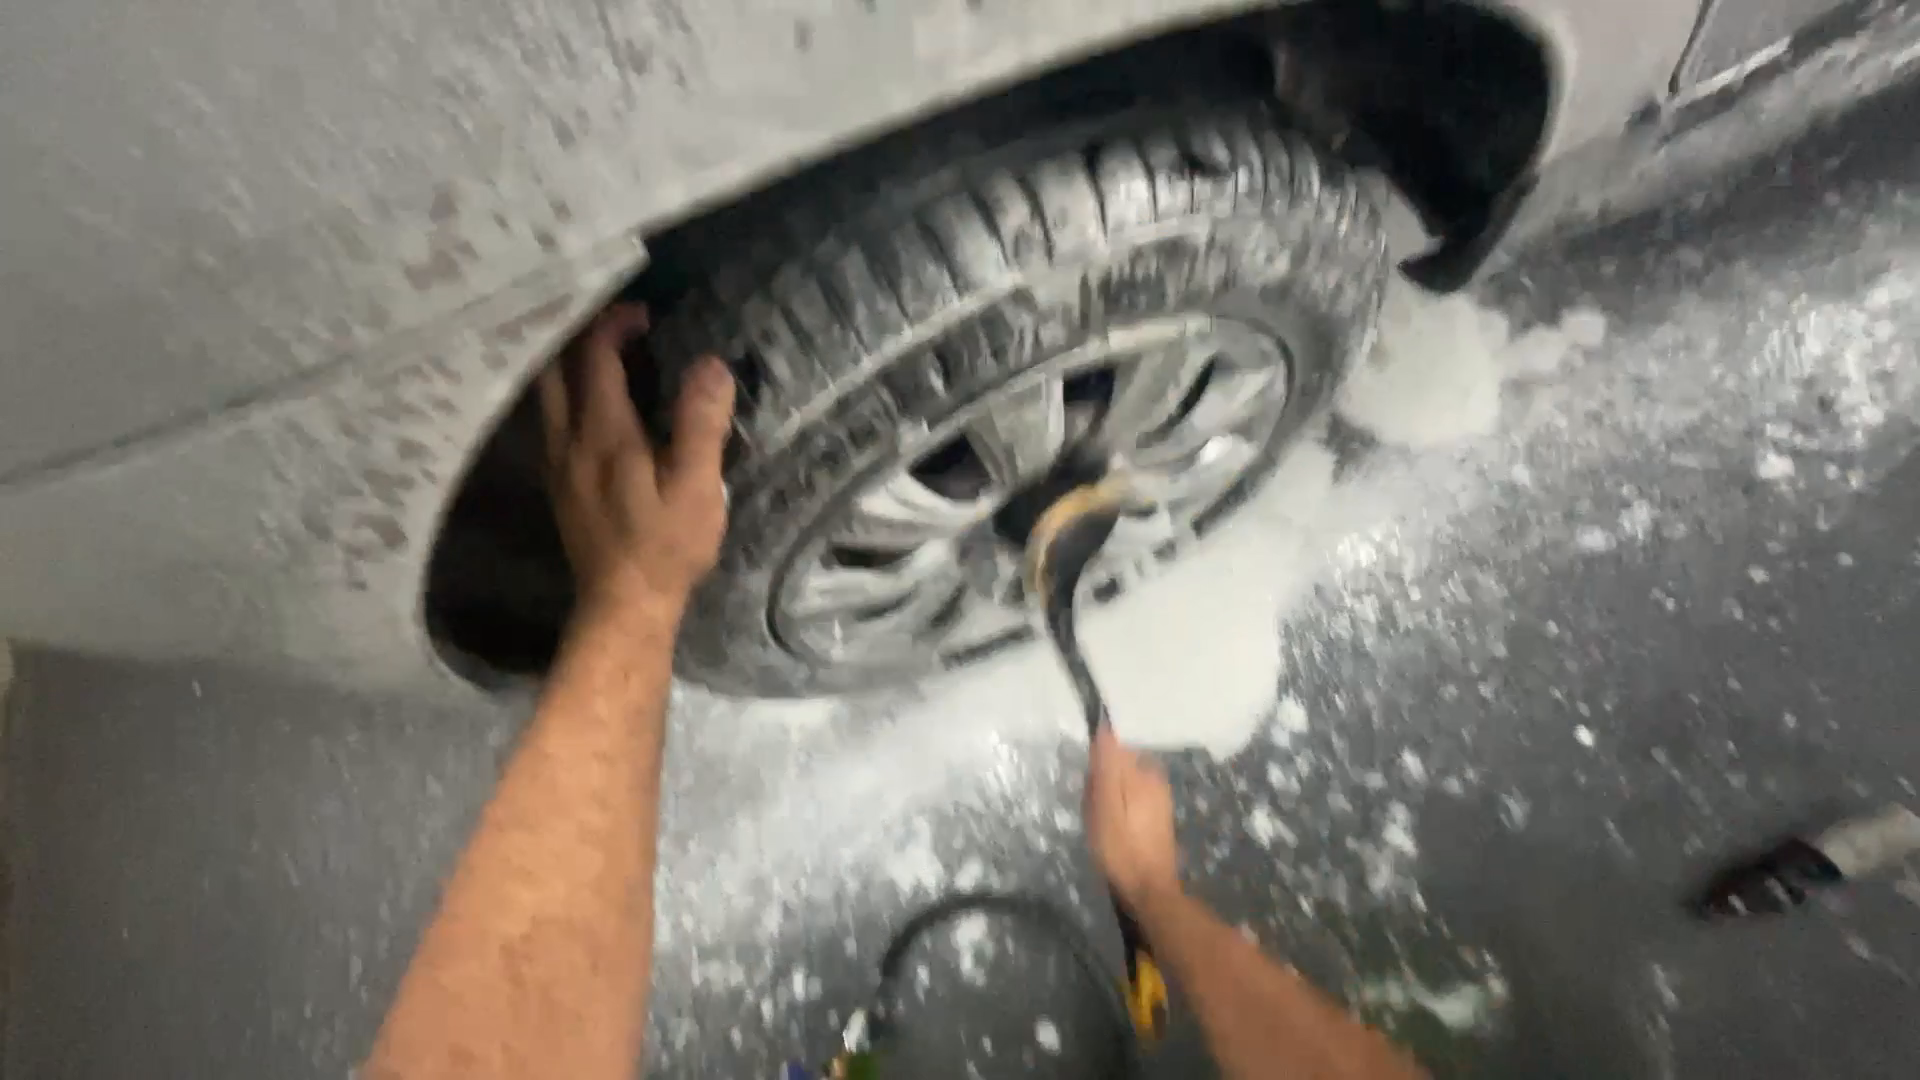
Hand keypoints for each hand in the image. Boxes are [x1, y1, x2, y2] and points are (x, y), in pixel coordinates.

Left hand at [539, 304, 734, 619]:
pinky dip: (569, 395)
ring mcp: (557, 463)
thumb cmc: (666, 546)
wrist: (624, 603)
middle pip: (556, 367)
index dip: (614, 324)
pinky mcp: (559, 484)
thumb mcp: (697, 487)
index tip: (646, 316)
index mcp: (604, 433)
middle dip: (581, 335)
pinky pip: (553, 420)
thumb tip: (710, 365)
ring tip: (605, 357)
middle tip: (618, 328)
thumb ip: (700, 424)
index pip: (595, 357)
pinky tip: (595, 407)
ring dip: (570, 364)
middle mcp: (568, 439)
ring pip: (548, 394)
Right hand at [1085, 728, 1181, 912]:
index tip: (1090, 789)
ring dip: (1107, 797)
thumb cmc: (1120, 849)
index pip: (1112, 749)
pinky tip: (1113, 830)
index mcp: (1142, 773)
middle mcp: (1155, 779)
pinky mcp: (1158, 813)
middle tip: (1094, 811)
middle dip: (1101, 781)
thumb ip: (1104, 767)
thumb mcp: (1104, 806)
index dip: (1095, 767)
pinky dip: (1118, 808)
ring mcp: (1159, 797)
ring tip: (1102, 823)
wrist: (1149, 890)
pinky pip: (1129, 797)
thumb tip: (1105, 728)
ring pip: (1122, 782)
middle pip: (1117, 764)